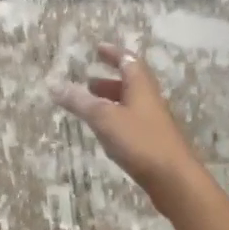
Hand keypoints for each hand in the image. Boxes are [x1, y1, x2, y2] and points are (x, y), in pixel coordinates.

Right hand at [51, 42, 204, 199]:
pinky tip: (104, 133)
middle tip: (88, 81)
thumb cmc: (140, 142)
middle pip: (130, 83)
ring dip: (111, 101)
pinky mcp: (153, 143)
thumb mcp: (104, 118)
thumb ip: (79, 102)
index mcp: (141, 87)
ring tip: (90, 106)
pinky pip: (131, 123)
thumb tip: (53, 85)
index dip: (113, 53)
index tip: (97, 49)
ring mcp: (153, 123)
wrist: (175, 181)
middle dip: (109, 80)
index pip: (128, 61)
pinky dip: (115, 120)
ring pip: (130, 104)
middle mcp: (149, 100)